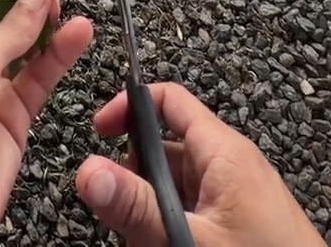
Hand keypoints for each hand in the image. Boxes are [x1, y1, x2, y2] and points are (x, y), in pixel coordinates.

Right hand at [75, 82, 324, 246]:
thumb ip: (138, 208)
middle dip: (138, 181)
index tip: (98, 133)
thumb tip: (87, 171)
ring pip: (177, 188)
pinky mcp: (243, 226)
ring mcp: (238, 198)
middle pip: (165, 148)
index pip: (167, 98)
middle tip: (126, 220)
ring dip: (155, 214)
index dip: (128, 107)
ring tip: (151, 244)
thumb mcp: (192, 240)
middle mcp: (231, 165)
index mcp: (224, 150)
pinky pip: (196, 214)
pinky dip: (176, 230)